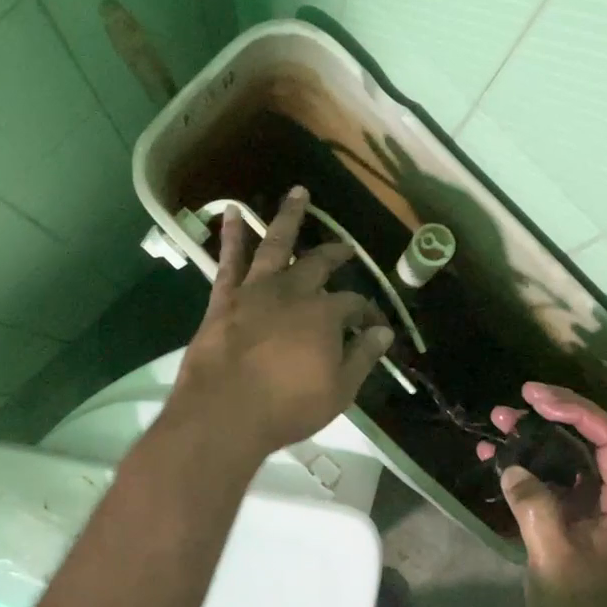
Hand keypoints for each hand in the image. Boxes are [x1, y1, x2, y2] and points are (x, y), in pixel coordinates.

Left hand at [169, 186, 394, 457]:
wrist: (224, 413)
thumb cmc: (287, 407)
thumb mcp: (338, 390)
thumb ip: (362, 357)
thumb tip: (383, 332)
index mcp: (325, 314)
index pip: (354, 304)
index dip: (367, 313)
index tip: (373, 327)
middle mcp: (293, 292)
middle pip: (318, 264)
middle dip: (335, 254)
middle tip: (345, 248)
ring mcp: (255, 291)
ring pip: (275, 244)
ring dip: (289, 217)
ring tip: (298, 193)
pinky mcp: (223, 299)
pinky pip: (228, 261)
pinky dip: (231, 235)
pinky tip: (230, 212)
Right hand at [476, 382, 606, 606]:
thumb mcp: (553, 558)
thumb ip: (534, 507)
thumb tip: (511, 468)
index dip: (579, 412)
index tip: (538, 399)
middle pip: (592, 441)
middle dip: (555, 417)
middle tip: (516, 402)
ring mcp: (593, 509)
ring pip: (569, 459)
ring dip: (536, 439)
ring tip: (498, 423)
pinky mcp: (572, 520)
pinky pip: (552, 482)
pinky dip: (526, 468)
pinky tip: (495, 460)